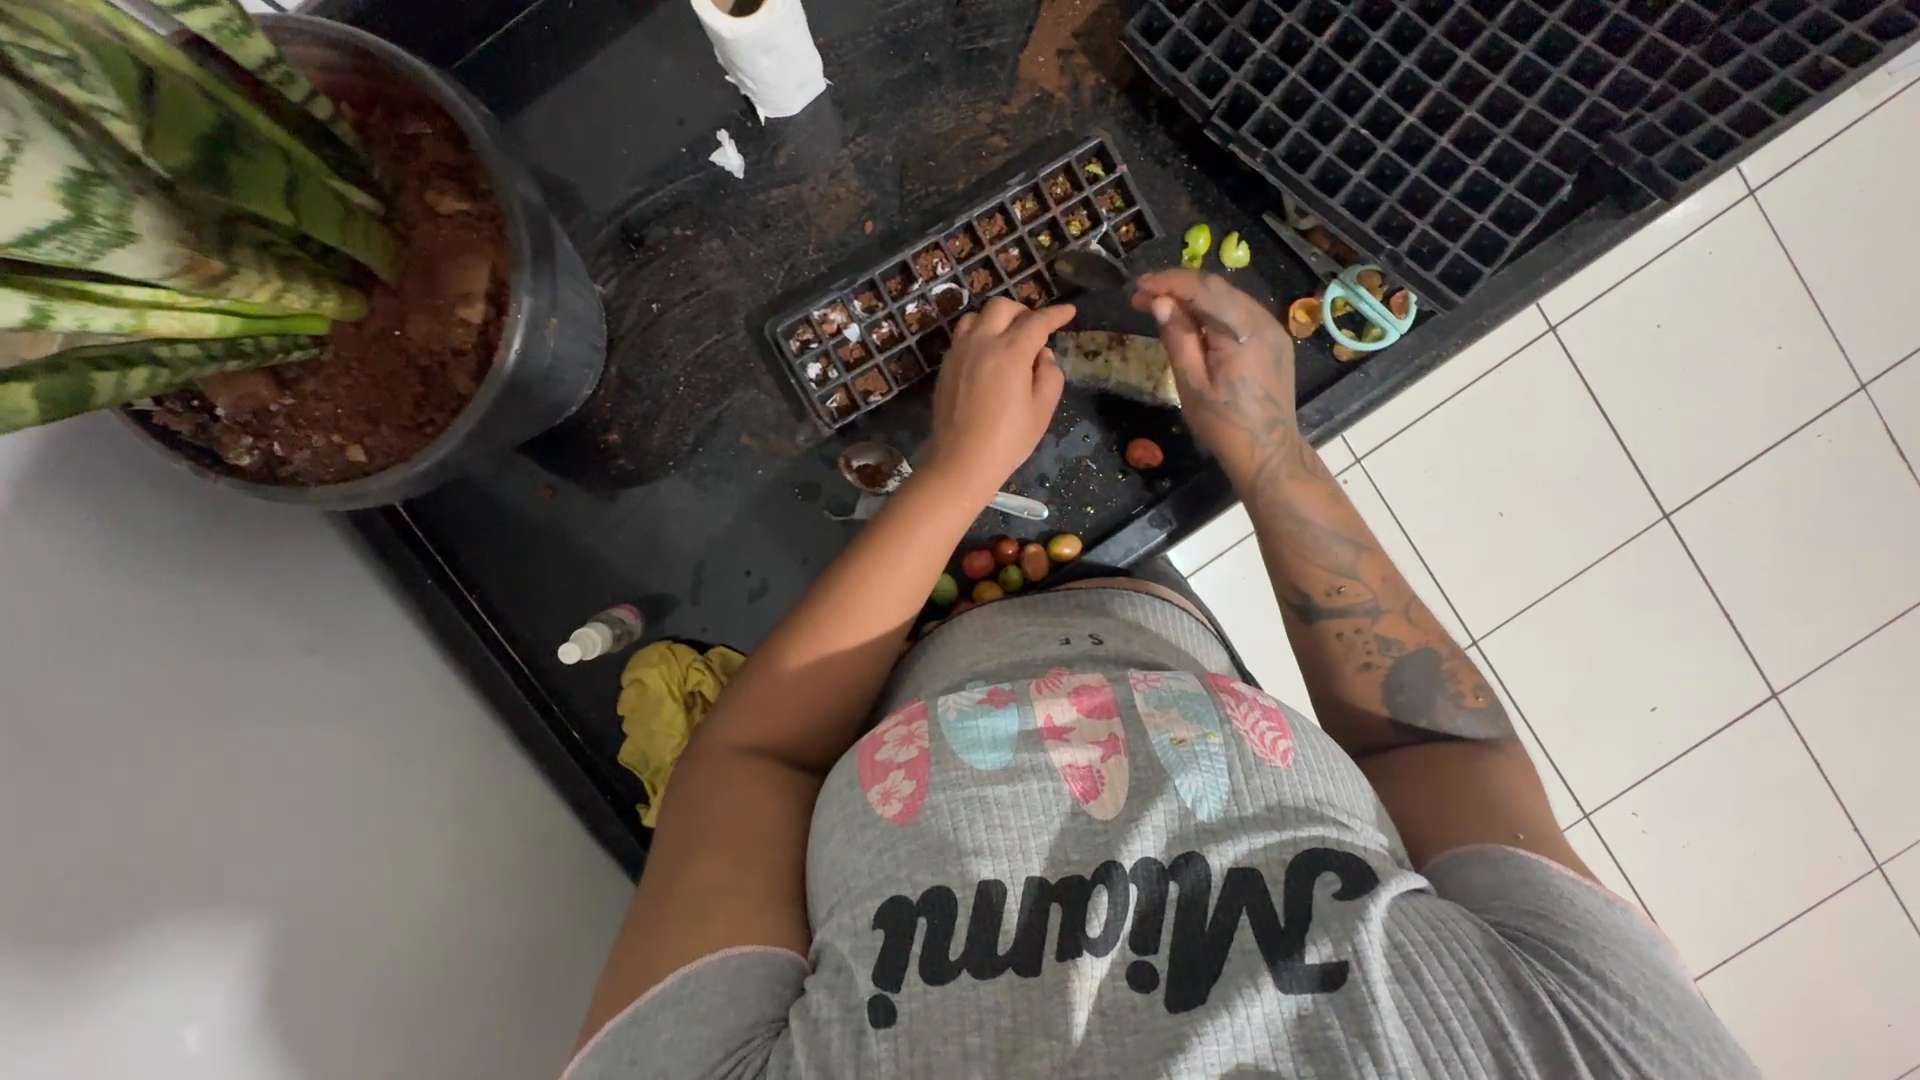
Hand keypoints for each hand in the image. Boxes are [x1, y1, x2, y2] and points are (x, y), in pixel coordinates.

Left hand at [920, 297, 1075, 495]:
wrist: (961, 461)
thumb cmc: (1008, 440)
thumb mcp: (1042, 410)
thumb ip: (1050, 375)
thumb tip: (1043, 355)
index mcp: (1010, 352)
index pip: (1037, 321)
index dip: (1056, 314)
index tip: (1069, 312)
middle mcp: (982, 343)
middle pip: (1002, 307)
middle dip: (1023, 311)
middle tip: (1035, 330)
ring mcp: (959, 352)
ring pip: (976, 316)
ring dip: (996, 320)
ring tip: (1008, 340)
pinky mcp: (945, 365)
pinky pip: (962, 336)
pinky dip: (979, 335)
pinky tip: (987, 356)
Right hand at [1133, 269, 1298, 487]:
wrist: (1267, 451)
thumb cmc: (1224, 424)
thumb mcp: (1192, 384)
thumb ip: (1177, 339)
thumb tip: (1161, 302)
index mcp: (1242, 331)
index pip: (1202, 289)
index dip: (1168, 282)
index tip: (1139, 286)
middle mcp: (1262, 321)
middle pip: (1216, 289)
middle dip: (1178, 288)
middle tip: (1143, 298)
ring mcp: (1273, 329)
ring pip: (1228, 299)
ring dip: (1194, 299)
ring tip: (1162, 309)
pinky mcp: (1274, 341)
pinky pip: (1239, 314)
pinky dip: (1212, 312)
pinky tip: (1192, 323)